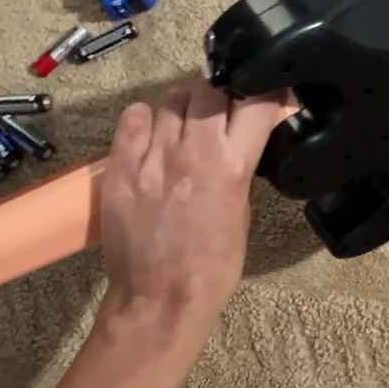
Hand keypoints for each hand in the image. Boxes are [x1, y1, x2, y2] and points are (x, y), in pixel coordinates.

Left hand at [97, 81, 293, 336]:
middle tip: (223, 105)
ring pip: (172, 97)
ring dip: (186, 102)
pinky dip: (147, 118)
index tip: (268, 90)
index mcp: (231, 166)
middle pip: (211, 86)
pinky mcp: (121, 165)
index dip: (267, 87)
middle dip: (222, 89)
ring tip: (188, 120)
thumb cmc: (213, 266)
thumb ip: (241, 165)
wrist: (159, 301)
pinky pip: (135, 116)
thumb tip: (245, 135)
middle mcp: (193, 151)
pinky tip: (153, 133)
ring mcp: (153, 156)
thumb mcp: (242, 210)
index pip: (257, 100)